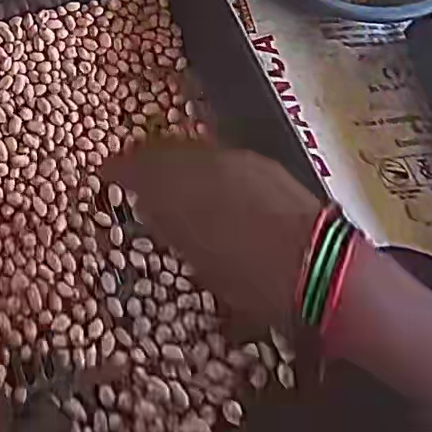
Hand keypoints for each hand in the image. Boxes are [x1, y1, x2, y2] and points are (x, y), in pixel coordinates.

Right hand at [104, 140, 323, 331]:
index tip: (105, 175)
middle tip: (132, 175)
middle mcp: (201, 163)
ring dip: (172, 161)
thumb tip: (148, 205)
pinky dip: (202, 164)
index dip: (117, 169)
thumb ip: (169, 225)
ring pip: (188, 150)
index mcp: (182, 189)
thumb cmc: (255, 280)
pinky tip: (208, 183)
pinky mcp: (259, 161)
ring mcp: (232, 158)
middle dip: (142, 161)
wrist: (327, 271)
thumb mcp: (200, 261)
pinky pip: (215, 155)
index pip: (135, 167)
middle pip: (158, 151)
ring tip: (168, 179)